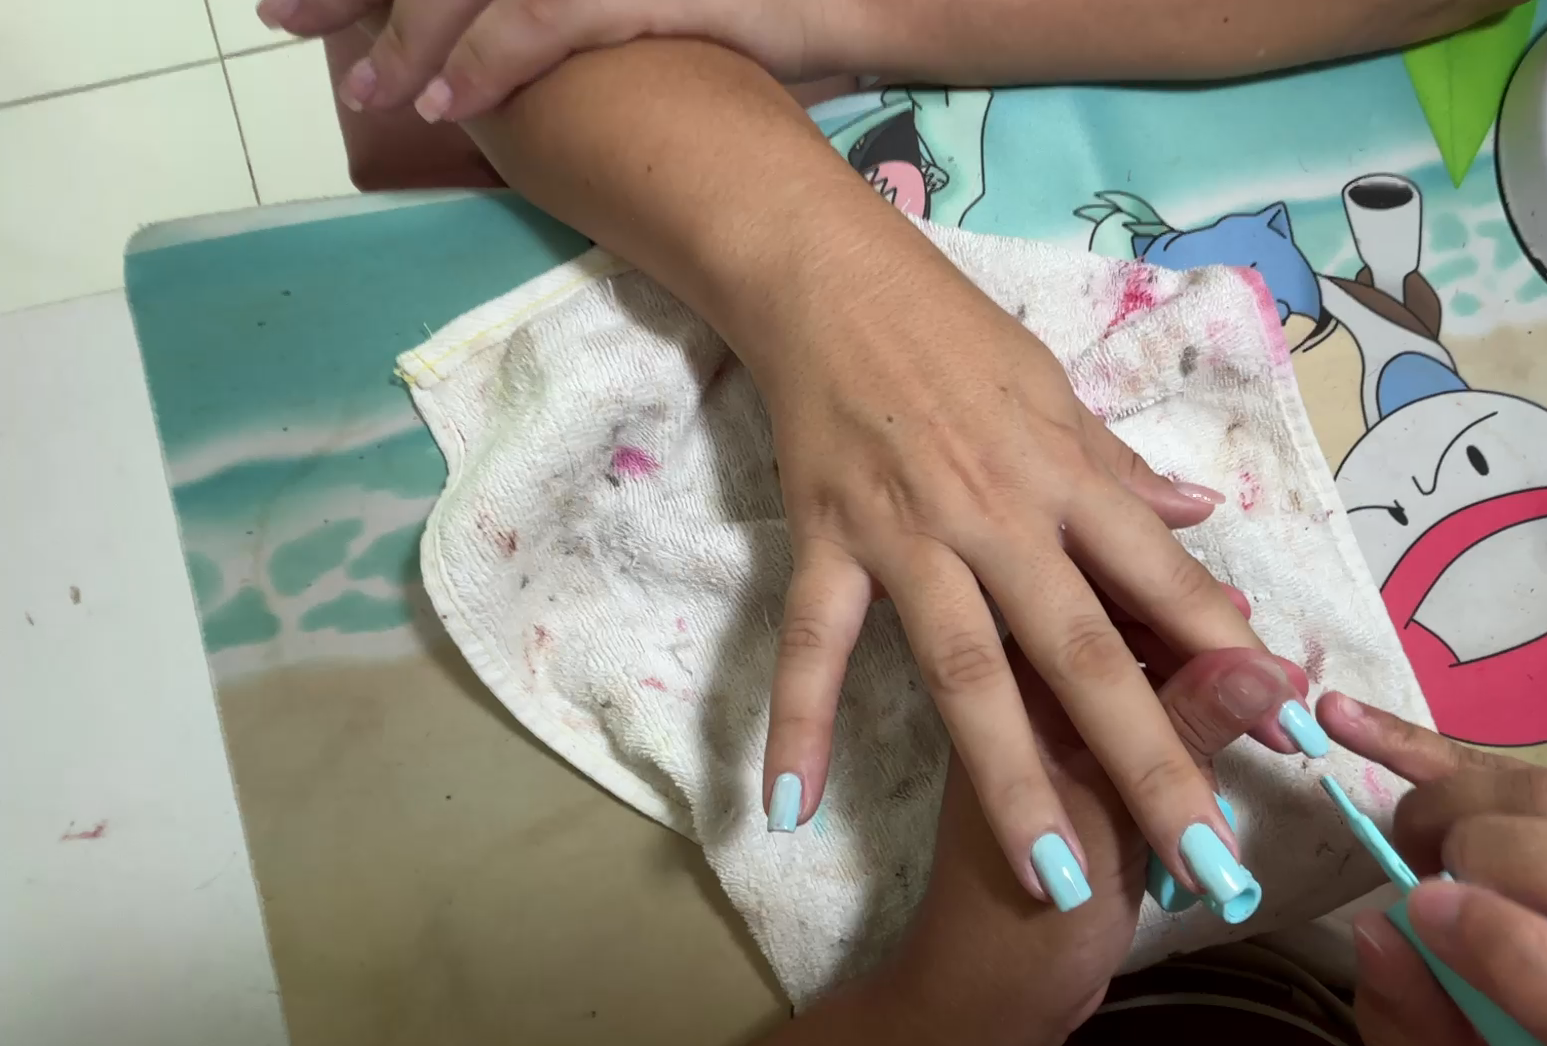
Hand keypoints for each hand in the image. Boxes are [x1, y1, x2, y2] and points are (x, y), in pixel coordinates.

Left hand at [259, 0, 839, 120]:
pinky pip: (535, 26)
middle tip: (285, 16)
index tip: (327, 5)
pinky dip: (482, 64)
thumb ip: (590, 23)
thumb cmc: (754, 18)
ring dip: (401, 39)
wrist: (834, 4)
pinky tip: (444, 108)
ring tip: (362, 92)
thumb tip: (547, 56)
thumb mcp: (652, 10)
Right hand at [749, 237, 1297, 917]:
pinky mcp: (827, 543)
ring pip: (965, 672)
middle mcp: (1000, 517)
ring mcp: (909, 536)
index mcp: (1066, 476)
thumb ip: (1121, 466)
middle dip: (1152, 764)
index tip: (1286, 738)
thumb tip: (1201, 511)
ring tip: (1051, 881)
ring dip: (1008, 779)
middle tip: (1208, 868)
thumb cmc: (954, 333)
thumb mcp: (1054, 388)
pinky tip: (788, 803)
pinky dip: (797, 720)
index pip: (1165, 579)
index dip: (1232, 658)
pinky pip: (813, 644)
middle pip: (1085, 653)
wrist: (834, 282)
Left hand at [878, 623, 1310, 1045]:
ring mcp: (1062, 722)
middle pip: (1128, 635)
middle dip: (1204, 650)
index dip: (1176, 608)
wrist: (993, 996)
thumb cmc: (1033, 906)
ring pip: (1142, 677)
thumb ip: (1182, 734)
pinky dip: (1193, 728)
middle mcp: (1034, 681)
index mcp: (1016, 672)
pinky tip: (1236, 731)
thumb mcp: (1113, 811)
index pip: (1097, 603)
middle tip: (1283, 673)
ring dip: (1206, 690)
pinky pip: (1146, 720)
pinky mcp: (1087, 760)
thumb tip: (1264, 664)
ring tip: (1276, 700)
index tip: (1254, 623)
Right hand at [1317, 693, 1546, 1045]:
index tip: (1415, 908)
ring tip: (1408, 837)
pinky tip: (1349, 720)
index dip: (1509, 949)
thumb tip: (1375, 928)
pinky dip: (1427, 748)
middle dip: (1499, 854)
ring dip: (1465, 797)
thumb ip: (1423, 1031)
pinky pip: (1523, 770)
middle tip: (1418, 866)